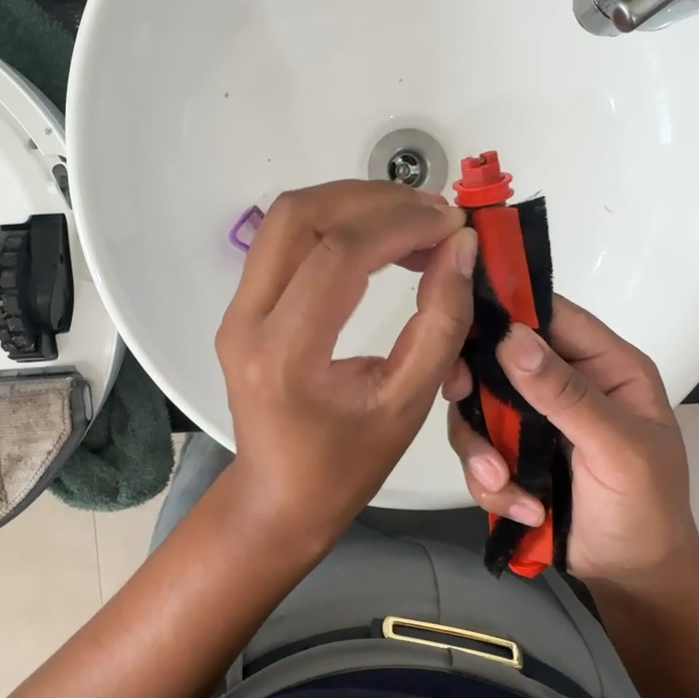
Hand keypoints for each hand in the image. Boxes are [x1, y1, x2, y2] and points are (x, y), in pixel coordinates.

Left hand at [217, 180, 477, 548]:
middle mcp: (247, 321)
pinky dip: (337, 225)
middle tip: (435, 214)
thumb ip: (440, 323)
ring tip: (416, 222)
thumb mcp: (407, 405)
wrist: (279, 498)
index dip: (402, 226)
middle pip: (299, 215)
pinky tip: (383, 242)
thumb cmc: (345, 466)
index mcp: (284, 355)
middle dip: (374, 199)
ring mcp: (237, 311)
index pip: (339, 254)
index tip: (454, 226)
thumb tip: (461, 248)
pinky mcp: (243, 307)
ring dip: (355, 204)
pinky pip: (286, 242)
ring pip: (287, 218)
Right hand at [444, 296, 698, 584]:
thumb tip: (511, 336)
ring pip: (477, 409)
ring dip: (481, 449)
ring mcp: (533, 421)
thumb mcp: (617, 448)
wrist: (631, 577)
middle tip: (458, 400)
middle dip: (475, 387)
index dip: (507, 310)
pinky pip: (478, 453)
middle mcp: (564, 384)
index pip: (550, 315)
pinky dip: (490, 484)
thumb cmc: (645, 507)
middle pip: (498, 359)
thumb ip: (566, 394)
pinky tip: (522, 509)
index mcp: (605, 366)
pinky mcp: (511, 457)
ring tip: (503, 484)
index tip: (460, 320)